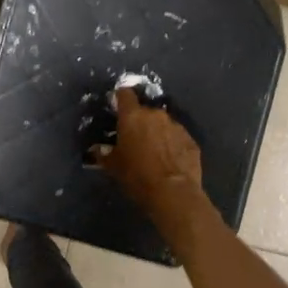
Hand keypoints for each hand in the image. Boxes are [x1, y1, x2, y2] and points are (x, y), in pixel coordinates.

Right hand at [95, 87, 207, 221]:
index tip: (118, 108)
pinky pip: (177, 138)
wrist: (174, 193)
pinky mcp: (191, 140)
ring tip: (155, 154)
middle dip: (140, 123)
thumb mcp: (114, 167)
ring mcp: (176, 126)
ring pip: (163, 124)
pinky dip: (173, 145)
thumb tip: (97, 149)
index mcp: (133, 117)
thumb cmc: (138, 176)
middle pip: (145, 112)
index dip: (120, 99)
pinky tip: (170, 162)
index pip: (125, 94)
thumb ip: (104, 154)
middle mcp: (155, 115)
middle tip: (136, 141)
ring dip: (158, 134)